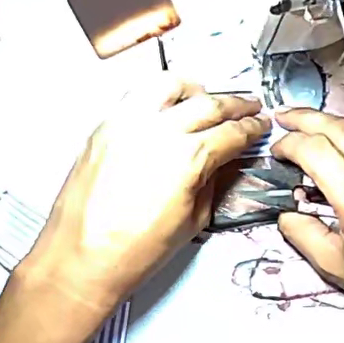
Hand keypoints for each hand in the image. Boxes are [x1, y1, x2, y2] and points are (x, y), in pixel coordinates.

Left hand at [22, 78, 267, 315]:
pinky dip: (160, 94)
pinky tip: (168, 107)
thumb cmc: (135, 250)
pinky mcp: (105, 126)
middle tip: (248, 107)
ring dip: (197, 89)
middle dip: (235, 104)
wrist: (83, 258)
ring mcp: (128, 123)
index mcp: (189, 158)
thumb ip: (214, 180)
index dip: (253, 128)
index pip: (232, 132)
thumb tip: (225, 161)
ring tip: (207, 97)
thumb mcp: (194, 219)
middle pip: (209, 103)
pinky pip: (138, 95)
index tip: (260, 125)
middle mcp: (159, 131)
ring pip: (171, 84)